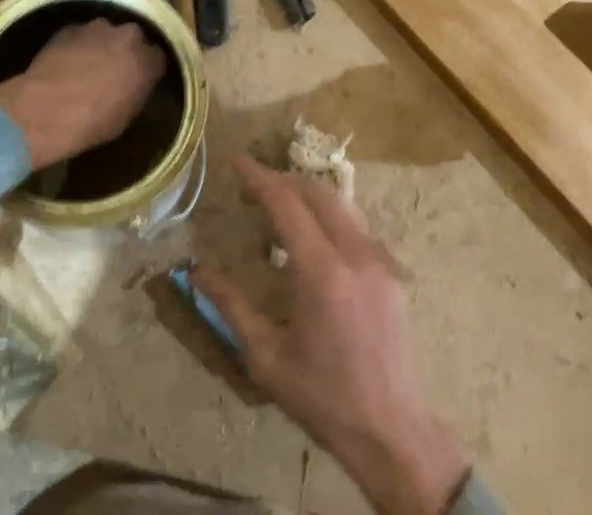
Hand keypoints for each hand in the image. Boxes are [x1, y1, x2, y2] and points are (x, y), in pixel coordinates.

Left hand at [0, 19, 166, 168]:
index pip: (157, 57)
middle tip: (114, 70)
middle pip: (133, 38)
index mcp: (148, 60)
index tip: (140, 79)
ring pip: (105, 33)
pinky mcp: (70, 28)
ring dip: (101, 45)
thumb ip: (136, 89)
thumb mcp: (127, 113)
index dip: (147, 68)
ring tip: (86, 66)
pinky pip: (80, 35)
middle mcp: (128, 36)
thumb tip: (132, 82)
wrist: (47, 110)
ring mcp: (97, 28)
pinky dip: (77, 45)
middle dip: (126, 51)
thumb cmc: (93, 123)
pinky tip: (66, 63)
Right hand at [195, 158, 467, 514]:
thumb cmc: (322, 397)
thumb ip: (231, 306)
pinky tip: (313, 238)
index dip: (259, 178)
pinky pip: (359, 228)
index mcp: (322, 272)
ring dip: (309, 195)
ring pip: (344, 206)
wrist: (391, 430)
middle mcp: (356, 256)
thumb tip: (197, 271)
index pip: (287, 204)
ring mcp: (381, 263)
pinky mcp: (394, 275)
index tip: (237, 162)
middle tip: (252, 185)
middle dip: (283, 180)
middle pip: (319, 194)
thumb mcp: (265, 356)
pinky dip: (331, 216)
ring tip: (279, 204)